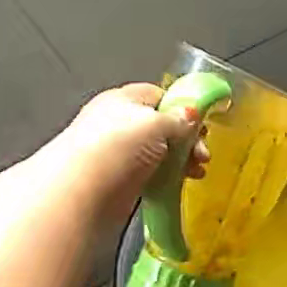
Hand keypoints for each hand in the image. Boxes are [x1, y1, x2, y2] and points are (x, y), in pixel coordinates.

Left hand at [53, 83, 209, 183]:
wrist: (84, 190)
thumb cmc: (119, 147)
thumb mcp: (155, 123)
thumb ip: (177, 118)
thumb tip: (191, 112)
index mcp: (125, 100)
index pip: (160, 96)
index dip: (183, 108)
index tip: (201, 126)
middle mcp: (122, 122)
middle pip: (164, 126)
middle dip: (188, 139)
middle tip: (202, 155)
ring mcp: (122, 151)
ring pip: (162, 151)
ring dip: (184, 160)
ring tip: (197, 172)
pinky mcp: (125, 177)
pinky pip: (155, 171)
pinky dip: (171, 176)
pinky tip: (182, 182)